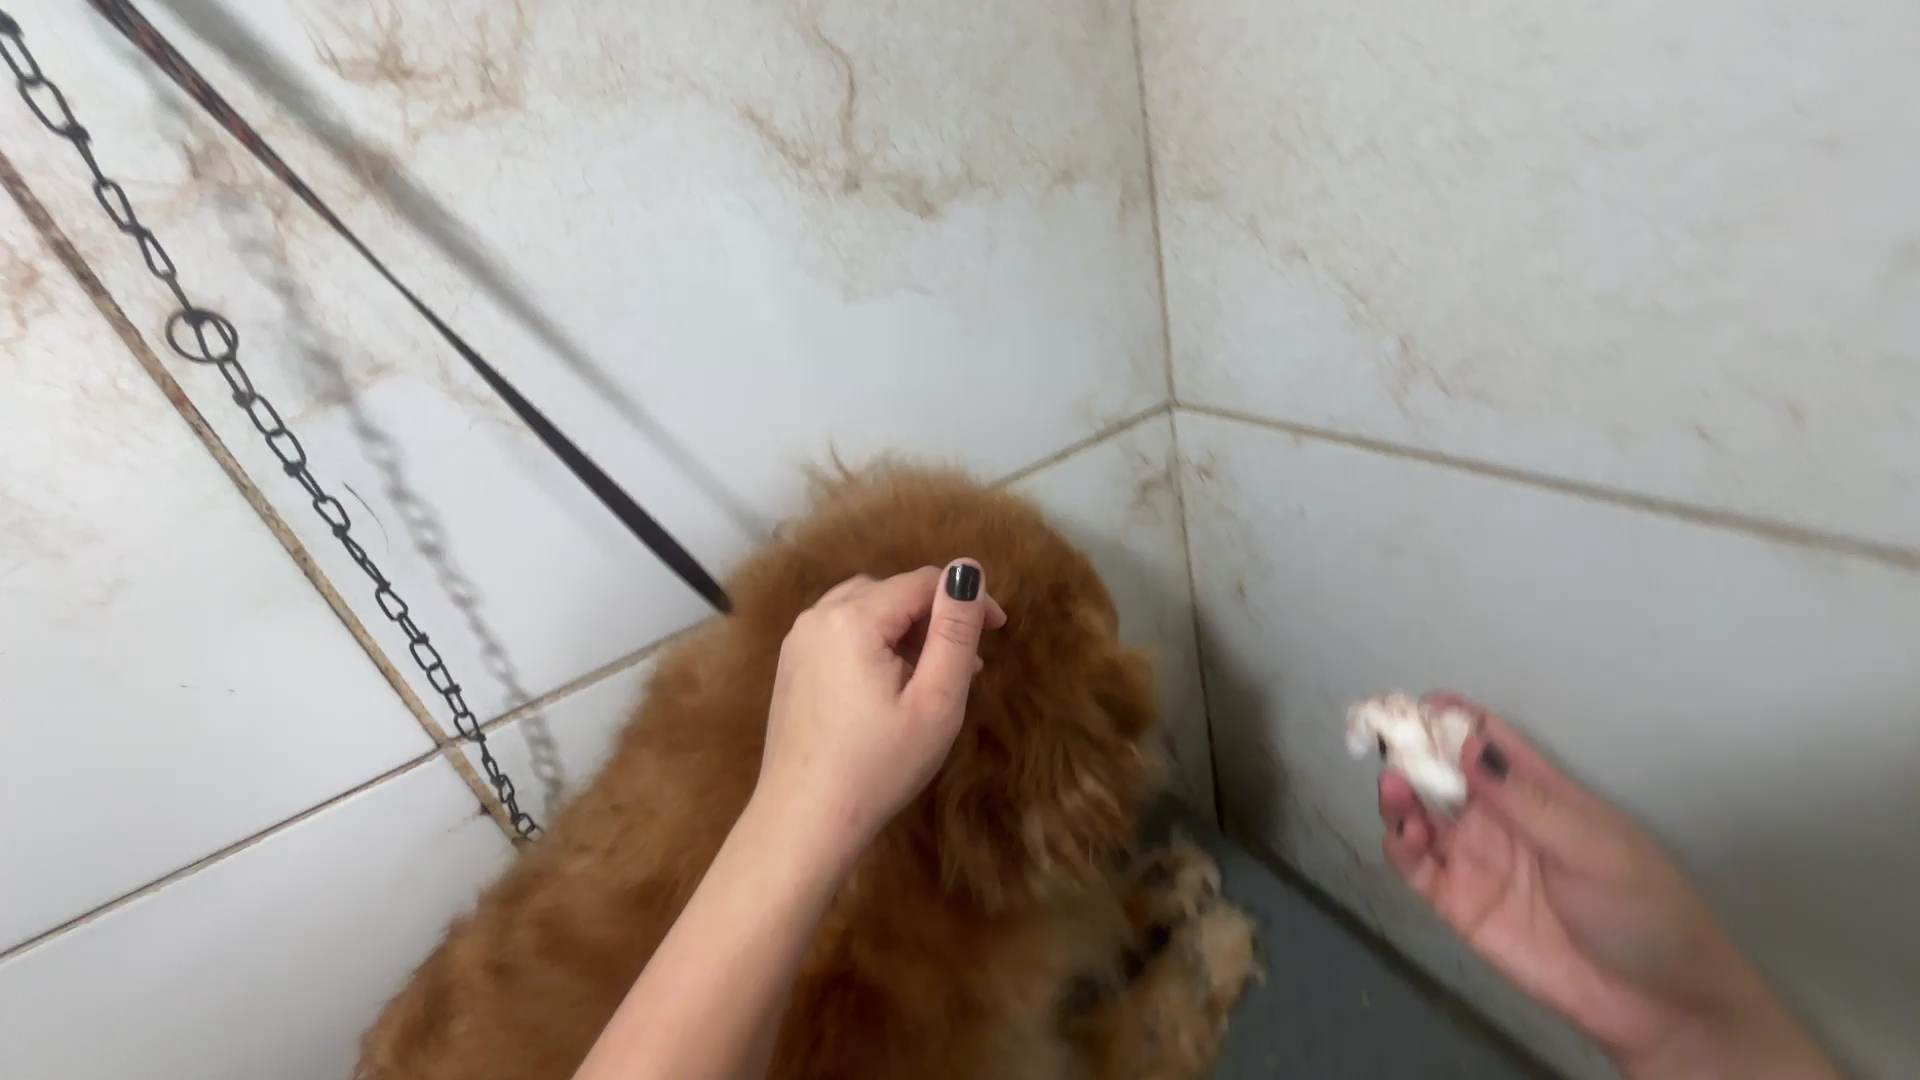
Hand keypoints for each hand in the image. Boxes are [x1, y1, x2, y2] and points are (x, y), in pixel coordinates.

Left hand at [754, 561, 1005, 869]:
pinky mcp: (791, 665)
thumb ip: (955, 630)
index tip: (998, 630)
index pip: (923, 582)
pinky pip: (842, 631)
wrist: (804, 823)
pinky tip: (890, 685)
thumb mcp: (936, 700)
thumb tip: (967, 569)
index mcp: (853, 618)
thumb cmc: (879, 765)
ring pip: (866, 608)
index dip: (966, 599)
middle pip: (892, 592)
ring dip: (905, 628)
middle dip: (934, 617)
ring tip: (931, 675)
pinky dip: (874, 642)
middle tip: (965, 663)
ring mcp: (798, 641)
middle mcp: (818, 616)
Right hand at [1379, 693, 1837, 1078]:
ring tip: (1394, 789)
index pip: (1480, 737)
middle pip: (1434, 769)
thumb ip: (1528, 800)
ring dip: (1396, 794)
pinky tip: (1409, 837)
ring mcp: (1469, 856)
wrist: (1660, 1009)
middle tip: (1382, 741)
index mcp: (1531, 790)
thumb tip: (1469, 745)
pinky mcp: (1453, 898)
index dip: (1445, 717)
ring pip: (1413, 811)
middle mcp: (1490, 816)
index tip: (1411, 706)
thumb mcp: (1598, 850)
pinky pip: (1411, 862)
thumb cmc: (1645, 913)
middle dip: (1404, 751)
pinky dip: (1398, 842)